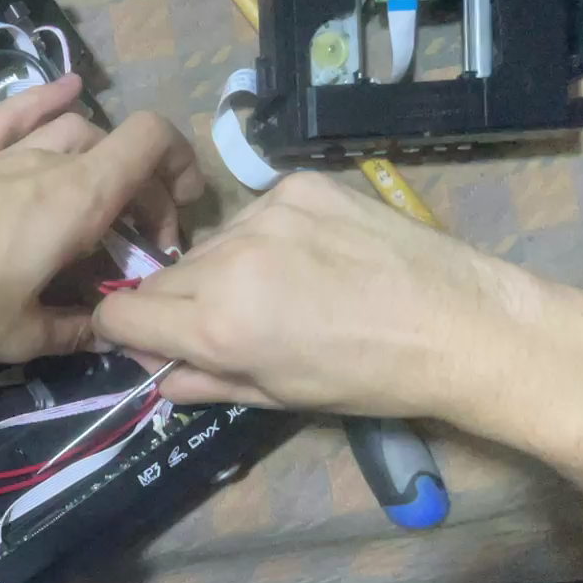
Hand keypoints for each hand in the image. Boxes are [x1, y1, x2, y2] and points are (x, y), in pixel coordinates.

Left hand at [0, 74, 206, 365]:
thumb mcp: (25, 335)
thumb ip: (74, 331)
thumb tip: (106, 333)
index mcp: (78, 200)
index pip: (152, 145)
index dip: (179, 168)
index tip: (176, 217)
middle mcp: (47, 163)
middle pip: (114, 149)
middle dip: (140, 189)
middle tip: (135, 243)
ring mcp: (1, 156)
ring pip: (69, 133)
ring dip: (99, 158)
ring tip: (103, 197)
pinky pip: (10, 117)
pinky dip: (42, 101)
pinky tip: (66, 90)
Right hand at [92, 172, 553, 422]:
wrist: (463, 326)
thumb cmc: (361, 379)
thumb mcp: (269, 395)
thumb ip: (197, 380)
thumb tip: (155, 370)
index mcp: (216, 323)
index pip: (119, 312)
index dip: (123, 332)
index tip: (149, 342)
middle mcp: (229, 260)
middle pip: (156, 280)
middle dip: (171, 307)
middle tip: (217, 326)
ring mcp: (265, 214)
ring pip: (200, 249)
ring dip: (212, 273)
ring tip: (268, 291)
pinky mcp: (299, 186)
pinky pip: (245, 217)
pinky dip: (254, 241)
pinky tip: (298, 258)